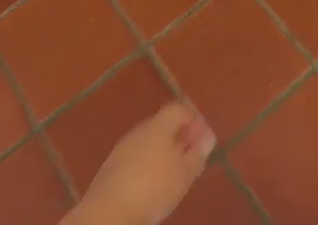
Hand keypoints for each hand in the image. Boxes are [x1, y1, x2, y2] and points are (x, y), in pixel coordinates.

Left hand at [63, 100, 215, 224]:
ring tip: (173, 172)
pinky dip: (148, 162)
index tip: (203, 138)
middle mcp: (140, 129)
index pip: (179, 109)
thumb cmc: (153, 187)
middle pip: (163, 124)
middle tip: (191, 156)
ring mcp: (124, 145)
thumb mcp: (184, 173)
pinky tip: (152, 181)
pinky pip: (137, 155)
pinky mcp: (113, 164)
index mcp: (159, 125)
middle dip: (178, 136)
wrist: (109, 210)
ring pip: (149, 141)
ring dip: (163, 151)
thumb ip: (197, 153)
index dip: (193, 119)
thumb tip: (208, 134)